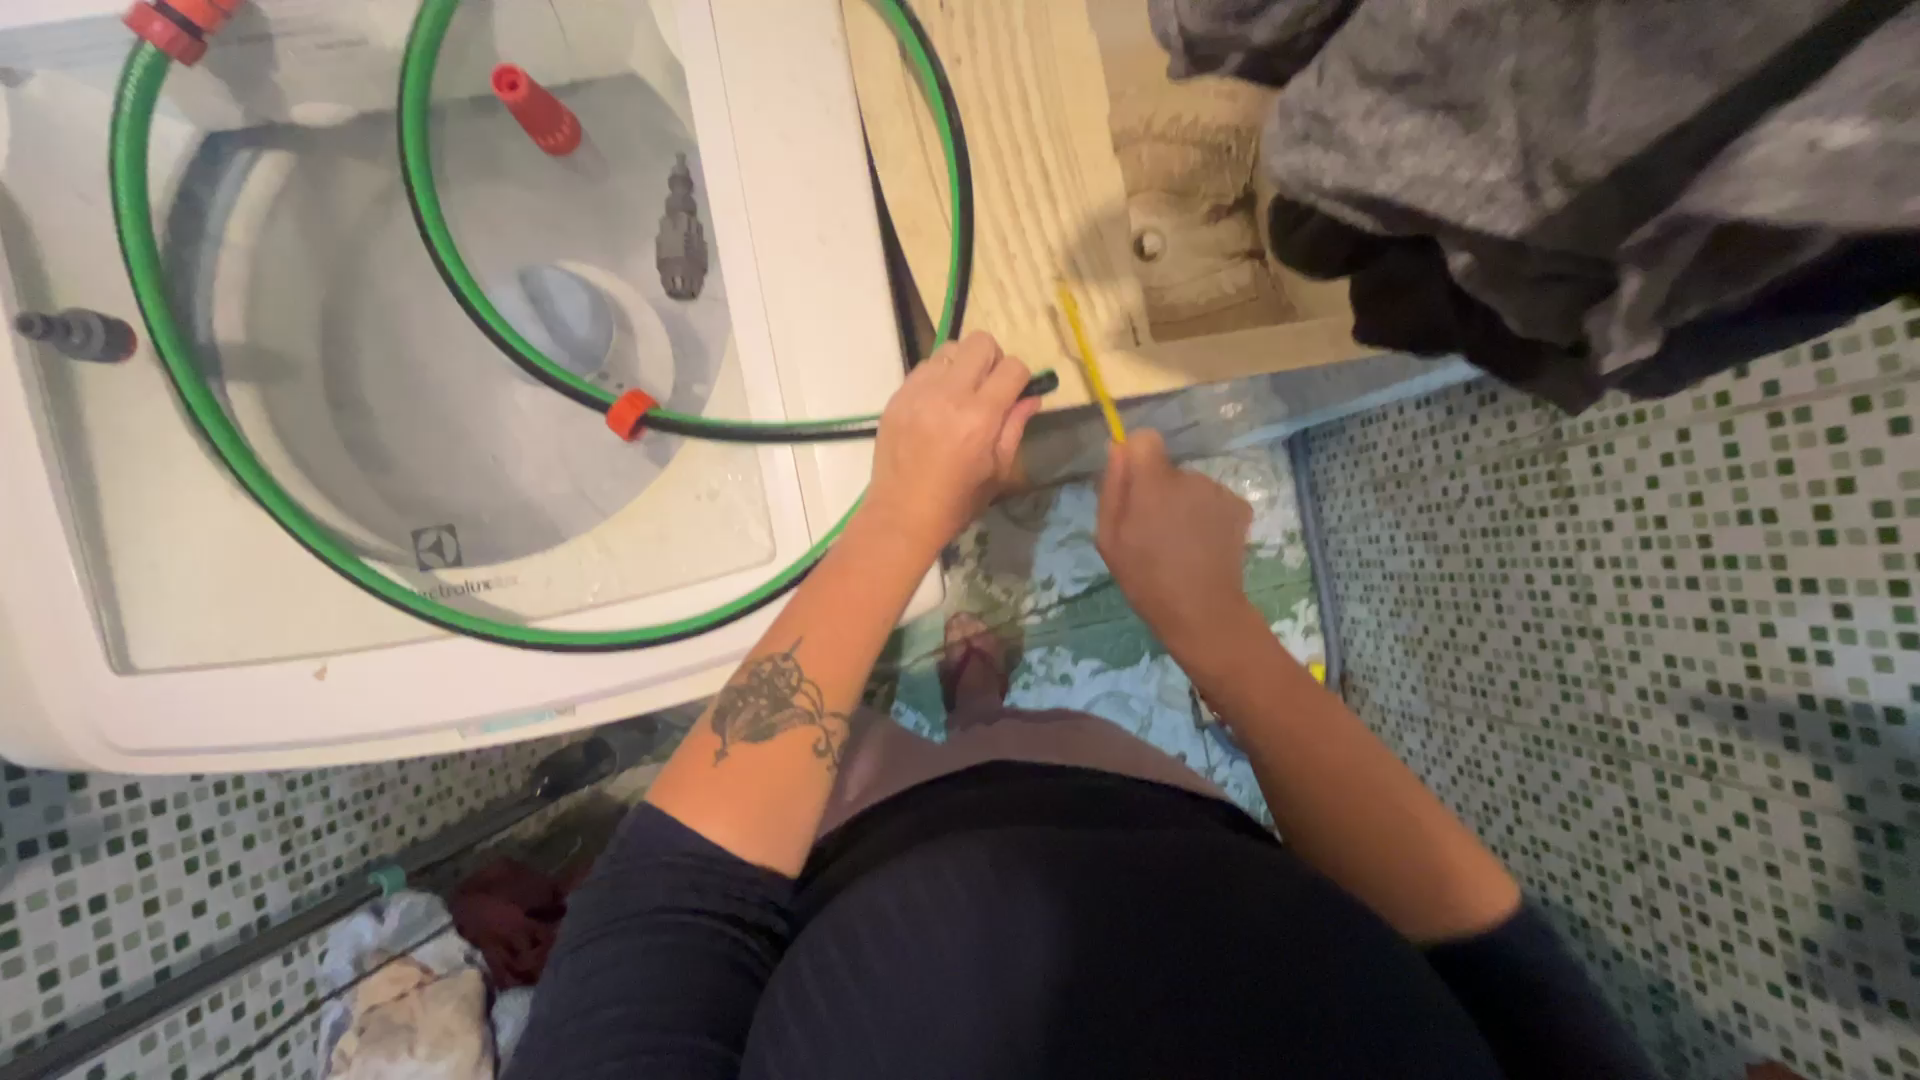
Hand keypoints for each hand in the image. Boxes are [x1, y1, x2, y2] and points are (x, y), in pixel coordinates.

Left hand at [863, 332, 1041, 556]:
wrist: (901, 515)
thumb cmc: (957, 501)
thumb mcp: (997, 469)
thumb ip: (1015, 426)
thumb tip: (1032, 397)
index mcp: (980, 416)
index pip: (1013, 367)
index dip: (1020, 379)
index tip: (1015, 395)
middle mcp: (949, 395)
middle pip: (980, 342)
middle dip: (993, 360)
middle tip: (989, 388)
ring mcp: (918, 392)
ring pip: (950, 349)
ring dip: (962, 365)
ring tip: (960, 395)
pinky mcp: (897, 397)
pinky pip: (924, 368)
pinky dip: (937, 378)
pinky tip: (936, 405)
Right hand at [1097, 429, 1256, 653]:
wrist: (1202, 611)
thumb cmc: (1145, 578)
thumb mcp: (1109, 538)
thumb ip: (1113, 487)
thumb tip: (1117, 448)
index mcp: (1154, 483)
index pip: (1145, 439)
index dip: (1136, 457)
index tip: (1133, 485)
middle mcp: (1190, 477)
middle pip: (1168, 469)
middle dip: (1159, 490)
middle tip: (1153, 531)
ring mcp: (1219, 491)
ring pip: (1191, 486)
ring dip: (1184, 505)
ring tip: (1179, 542)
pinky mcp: (1240, 507)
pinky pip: (1213, 500)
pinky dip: (1206, 516)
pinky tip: (1202, 544)